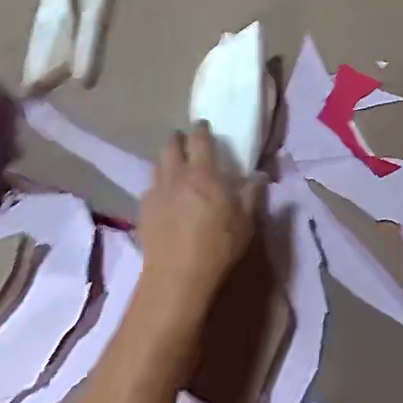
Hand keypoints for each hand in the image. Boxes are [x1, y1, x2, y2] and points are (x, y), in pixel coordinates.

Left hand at [136, 122, 265, 320]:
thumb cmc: (218, 246)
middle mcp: (175, 175)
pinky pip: (150, 188)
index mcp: (202, 173)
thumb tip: (260, 175)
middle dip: (178, 139)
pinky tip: (165, 199)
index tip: (204, 125)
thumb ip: (252, 194)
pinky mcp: (143, 211)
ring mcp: (155, 192)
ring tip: (176, 170)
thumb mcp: (246, 221)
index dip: (201, 128)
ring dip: (167, 161)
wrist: (177, 277)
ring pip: (157, 165)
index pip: (199, 139)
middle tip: (187, 143)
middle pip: (170, 145)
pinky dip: (159, 186)